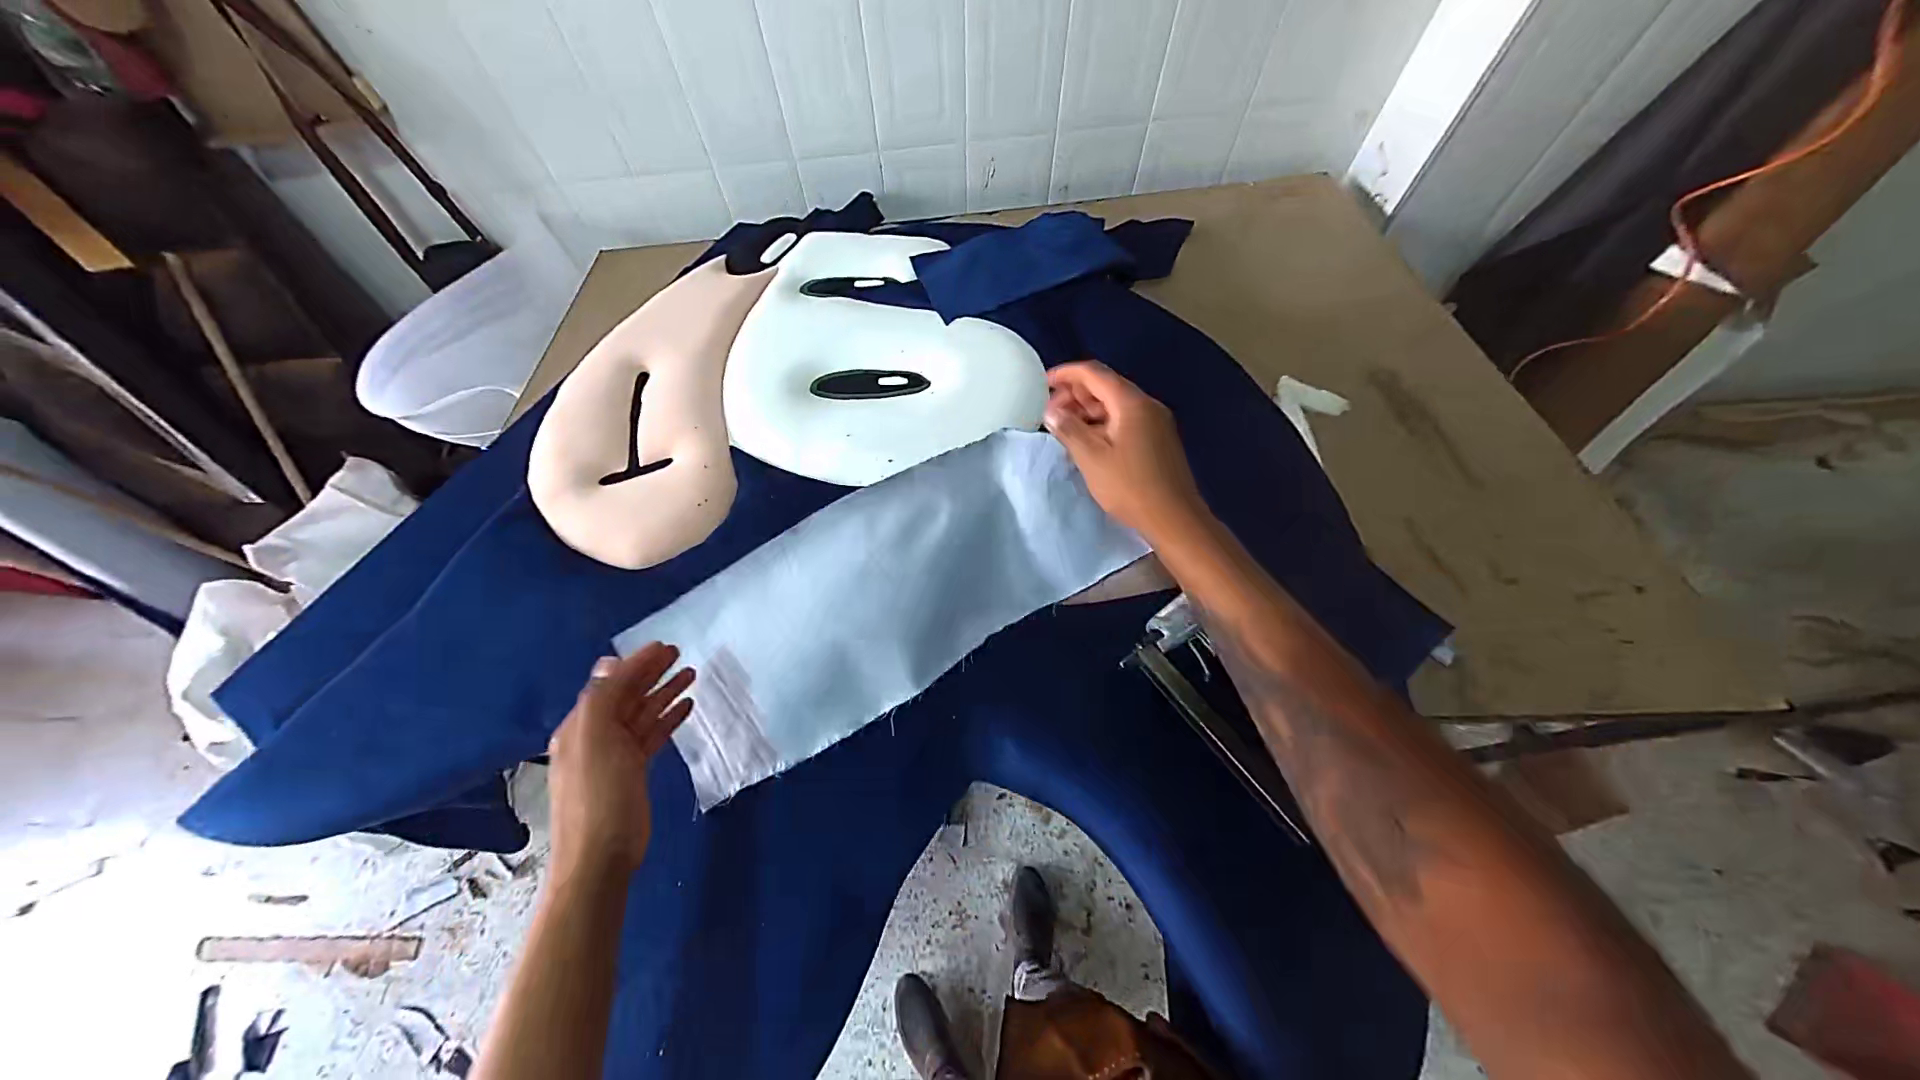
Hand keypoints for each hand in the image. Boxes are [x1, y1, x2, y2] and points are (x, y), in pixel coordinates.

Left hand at [546, 642, 693, 882]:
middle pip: (628, 696)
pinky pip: (651, 736)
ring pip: (642, 714)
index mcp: (581, 726)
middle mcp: (595, 736)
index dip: (637, 663)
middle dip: (652, 673)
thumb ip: (603, 699)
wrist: (600, 858)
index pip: (611, 684)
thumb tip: (611, 663)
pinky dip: (667, 719)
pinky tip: (685, 708)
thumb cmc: (599, 797)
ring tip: (691, 675)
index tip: (665, 646)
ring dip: (664, 693)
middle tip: (680, 654)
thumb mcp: (596, 740)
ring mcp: (614, 755)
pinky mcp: (632, 772)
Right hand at [1043, 360, 1208, 543]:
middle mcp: (1147, 405)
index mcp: (1131, 402)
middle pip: (1106, 386)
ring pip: (1115, 404)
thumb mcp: (1091, 458)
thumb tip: (1051, 411)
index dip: (1066, 373)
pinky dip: (1102, 423)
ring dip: (1087, 410)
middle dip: (1075, 394)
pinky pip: (1125, 420)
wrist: (1174, 518)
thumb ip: (1069, 429)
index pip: (1094, 373)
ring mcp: (1155, 422)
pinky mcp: (1157, 439)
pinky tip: (1087, 440)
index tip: (1041, 383)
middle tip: (1049, 411)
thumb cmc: (1130, 486)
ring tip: (1063, 427)